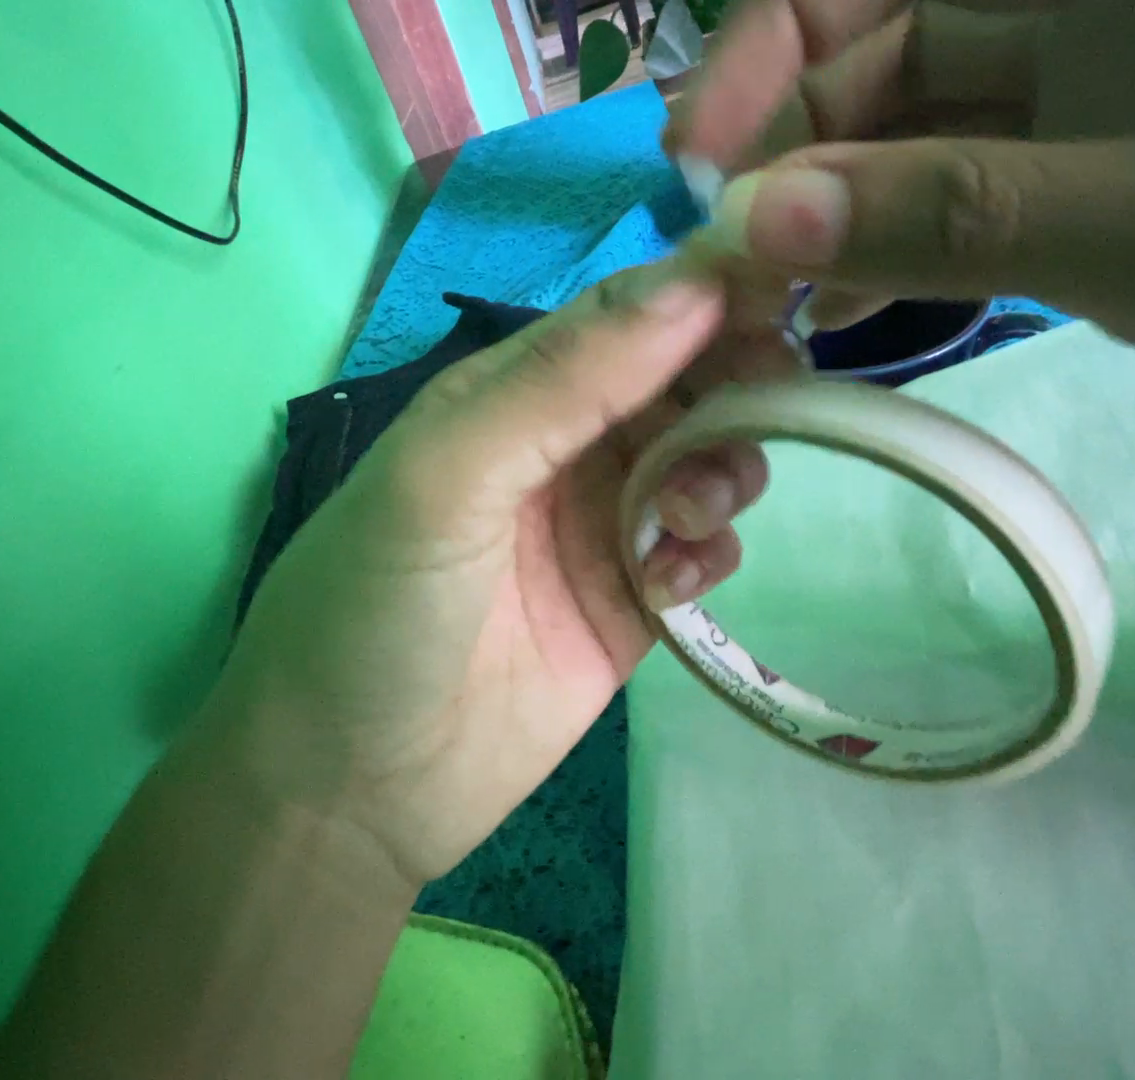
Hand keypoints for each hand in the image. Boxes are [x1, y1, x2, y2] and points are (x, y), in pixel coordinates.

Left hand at [203, 259, 774, 885]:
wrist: (353, 787)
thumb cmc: (375, 610)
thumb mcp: (448, 476)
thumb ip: (562, 383)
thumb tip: (693, 287)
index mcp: (510, 397)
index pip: (624, 317)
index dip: (703, 297)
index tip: (781, 295)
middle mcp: (561, 452)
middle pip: (679, 385)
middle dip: (730, 386)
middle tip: (769, 407)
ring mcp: (598, 531)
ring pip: (702, 464)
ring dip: (722, 472)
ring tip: (687, 521)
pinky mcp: (629, 608)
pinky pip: (699, 554)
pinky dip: (709, 554)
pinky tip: (676, 585)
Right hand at [668, 0, 1134, 549]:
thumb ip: (965, 213)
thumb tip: (762, 220)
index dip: (775, 46)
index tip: (702, 166)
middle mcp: (1098, 18)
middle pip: (880, 59)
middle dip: (785, 158)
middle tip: (714, 269)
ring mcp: (1084, 122)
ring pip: (902, 151)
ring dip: (818, 222)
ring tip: (751, 308)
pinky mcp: (1083, 213)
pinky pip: (943, 222)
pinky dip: (875, 267)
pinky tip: (820, 324)